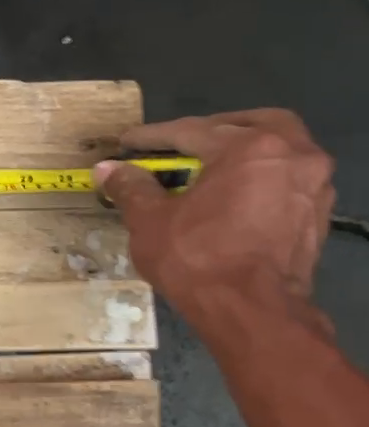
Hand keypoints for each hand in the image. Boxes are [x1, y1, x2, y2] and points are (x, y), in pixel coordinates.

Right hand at [95, 109, 333, 330]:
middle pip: (253, 124)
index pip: (193, 131)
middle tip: (181, 143)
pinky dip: (259, 174)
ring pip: (279, 147)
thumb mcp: (149, 221)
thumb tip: (109, 167)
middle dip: (214, 128)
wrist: (249, 302)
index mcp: (249, 148)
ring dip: (242, 150)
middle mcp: (292, 153)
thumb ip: (133, 188)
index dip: (153, 136)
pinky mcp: (317, 206)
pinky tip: (234, 194)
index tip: (126, 142)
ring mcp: (313, 180)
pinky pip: (287, 175)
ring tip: (209, 168)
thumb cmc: (194, 256)